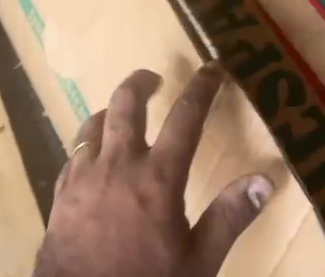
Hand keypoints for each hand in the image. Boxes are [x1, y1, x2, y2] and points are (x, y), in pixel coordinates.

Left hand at [33, 63, 272, 276]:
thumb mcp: (198, 263)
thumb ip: (229, 217)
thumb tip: (264, 180)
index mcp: (158, 176)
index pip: (186, 116)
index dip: (202, 87)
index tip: (213, 67)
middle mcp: (119, 164)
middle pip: (127, 102)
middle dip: (141, 82)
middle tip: (154, 78)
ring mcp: (85, 176)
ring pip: (94, 123)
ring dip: (110, 111)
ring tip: (119, 113)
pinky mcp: (60, 194)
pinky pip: (74, 154)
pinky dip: (88, 146)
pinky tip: (92, 158)